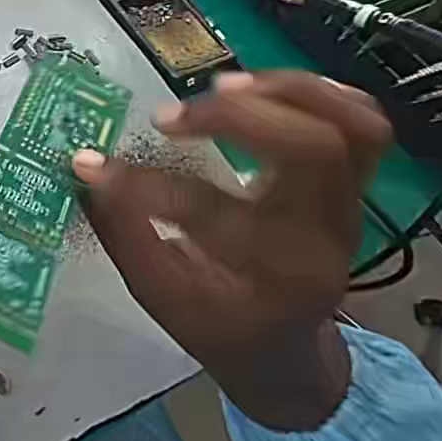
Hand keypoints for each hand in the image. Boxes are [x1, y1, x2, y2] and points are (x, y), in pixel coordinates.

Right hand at [72, 72, 391, 430]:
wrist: (285, 352)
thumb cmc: (220, 326)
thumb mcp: (161, 296)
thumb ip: (124, 233)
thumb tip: (84, 168)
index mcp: (274, 271)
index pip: (208, 210)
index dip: (140, 183)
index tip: (91, 163)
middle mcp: (323, 232)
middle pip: (315, 147)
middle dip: (237, 116)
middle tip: (173, 116)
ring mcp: (347, 203)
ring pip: (353, 124)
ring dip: (284, 91)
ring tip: (222, 88)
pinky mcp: (350, 183)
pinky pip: (358, 120)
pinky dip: (313, 93)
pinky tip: (263, 89)